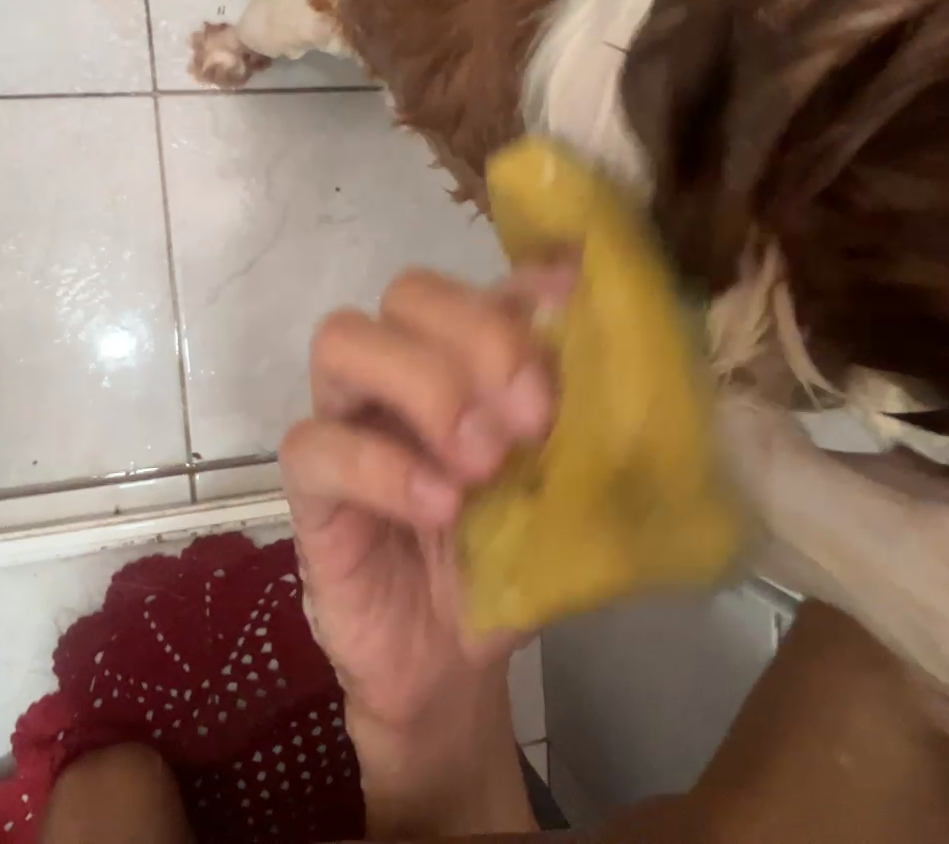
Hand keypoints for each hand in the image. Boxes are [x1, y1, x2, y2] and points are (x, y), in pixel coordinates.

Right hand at [278, 265, 571, 836]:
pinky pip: (317, 444)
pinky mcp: (310, 487)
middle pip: (407, 293)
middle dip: (475, 336)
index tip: (574, 307)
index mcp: (468, 366)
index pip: (484, 287)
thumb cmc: (508, 569)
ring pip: (343, 341)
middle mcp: (403, 375)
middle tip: (532, 418)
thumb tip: (638, 385)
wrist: (448, 664)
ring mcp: (348, 422)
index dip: (526, 284)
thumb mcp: (567, 502)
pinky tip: (439, 508)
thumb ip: (591, 441)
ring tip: (482, 461)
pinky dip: (383, 466)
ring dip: (423, 383)